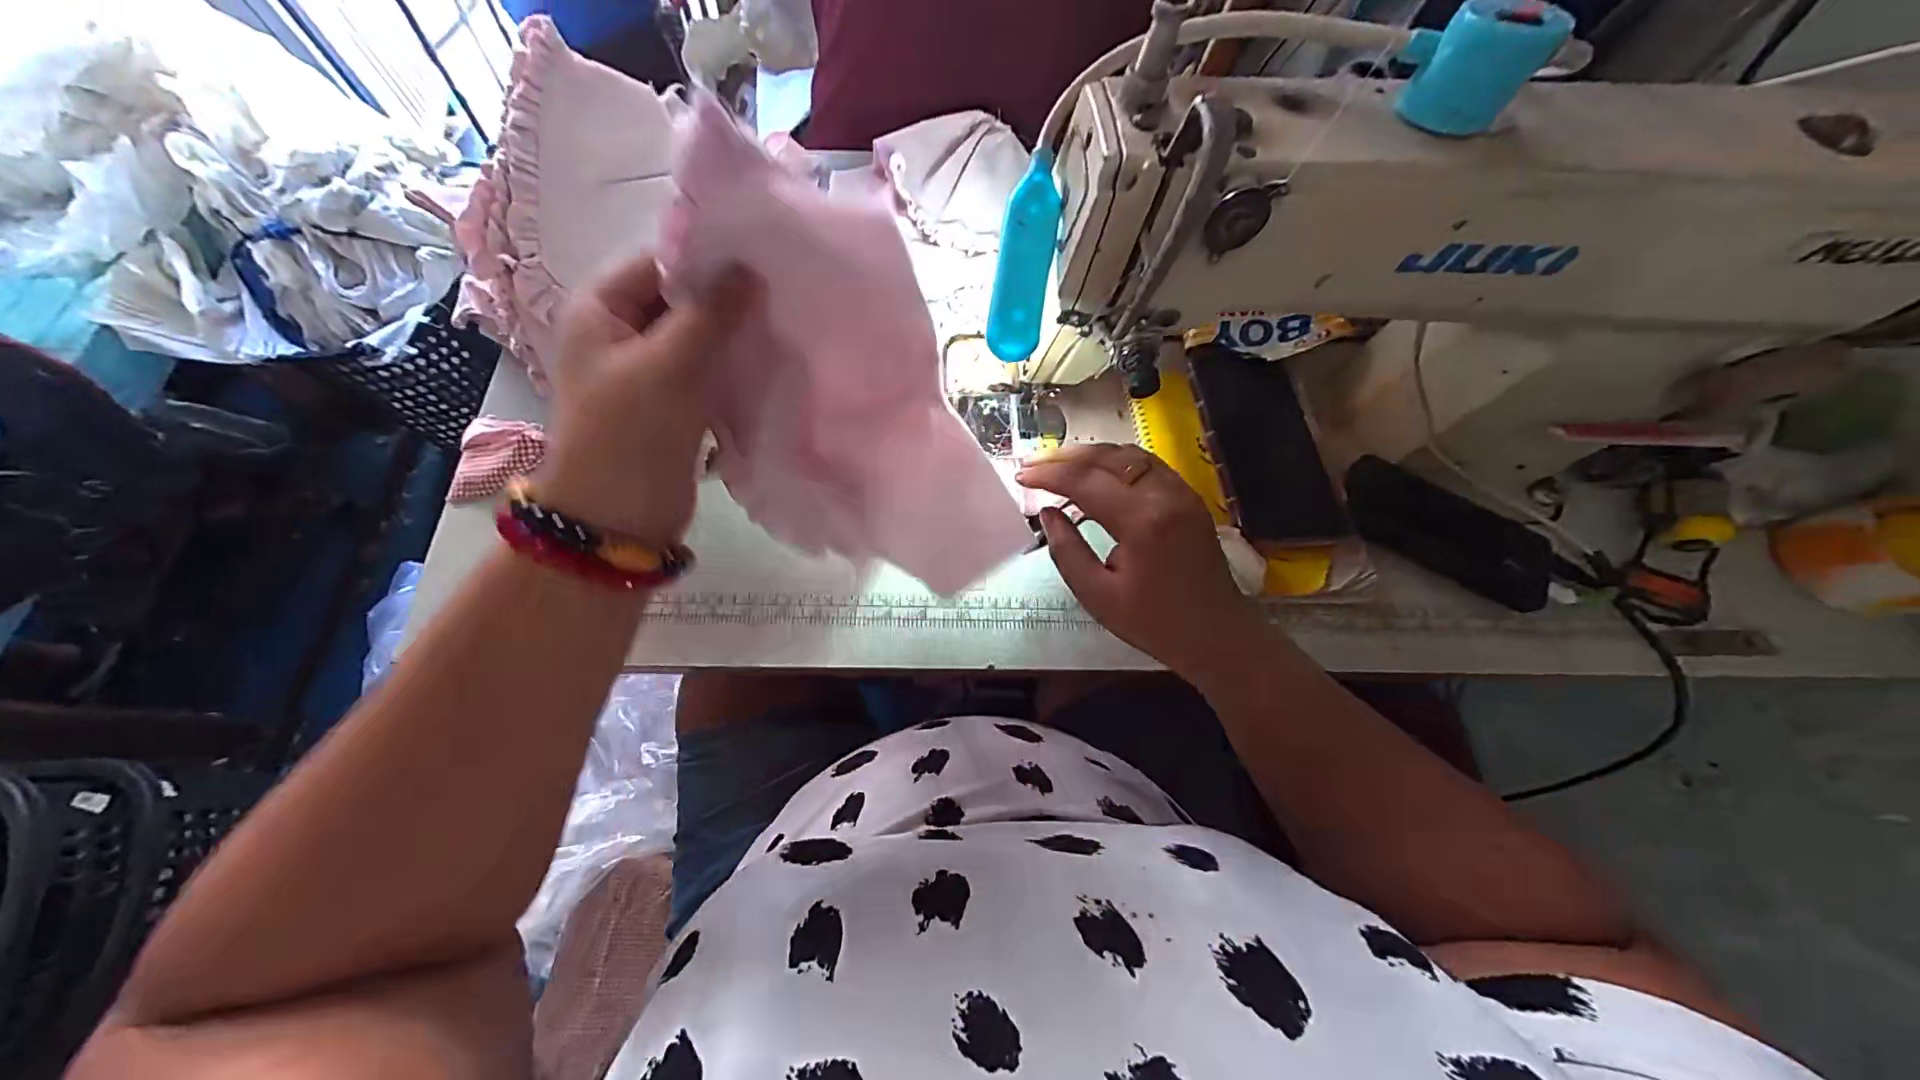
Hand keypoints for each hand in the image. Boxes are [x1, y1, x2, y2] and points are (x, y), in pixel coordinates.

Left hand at [538, 257, 760, 546]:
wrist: (618, 516)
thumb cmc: (633, 432)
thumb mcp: (672, 364)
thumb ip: (711, 313)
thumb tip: (748, 271)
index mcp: (598, 310)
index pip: (656, 263)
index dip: (704, 260)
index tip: (758, 265)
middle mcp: (618, 333)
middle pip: (678, 299)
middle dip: (723, 301)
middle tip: (776, 299)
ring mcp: (644, 370)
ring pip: (695, 337)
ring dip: (730, 337)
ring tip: (776, 330)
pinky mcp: (669, 403)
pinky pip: (703, 371)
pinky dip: (728, 367)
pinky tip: (763, 365)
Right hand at [1017, 443, 1271, 680]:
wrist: (1216, 633)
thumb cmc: (1153, 622)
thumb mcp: (1097, 595)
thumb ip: (1067, 550)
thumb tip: (1047, 513)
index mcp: (1141, 521)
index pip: (1085, 482)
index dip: (1049, 476)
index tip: (1021, 477)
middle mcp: (1164, 495)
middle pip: (1106, 458)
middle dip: (1064, 458)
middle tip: (1032, 465)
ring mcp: (1181, 492)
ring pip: (1128, 454)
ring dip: (1090, 455)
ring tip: (1057, 464)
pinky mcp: (1188, 497)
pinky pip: (1147, 463)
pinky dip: (1115, 461)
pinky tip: (1095, 472)